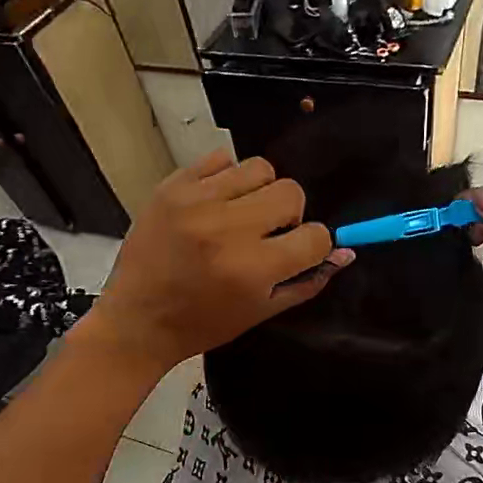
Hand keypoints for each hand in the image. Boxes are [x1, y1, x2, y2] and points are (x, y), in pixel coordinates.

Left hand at [82, 150, 352, 369]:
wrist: (137, 320)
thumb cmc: (204, 324)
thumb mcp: (263, 311)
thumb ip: (308, 281)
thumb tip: (345, 253)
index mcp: (254, 269)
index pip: (316, 237)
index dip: (315, 245)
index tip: (300, 251)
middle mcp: (228, 230)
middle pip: (292, 193)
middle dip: (291, 214)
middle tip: (270, 232)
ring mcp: (197, 203)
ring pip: (261, 168)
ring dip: (262, 191)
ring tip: (245, 214)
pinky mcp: (172, 187)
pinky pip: (221, 159)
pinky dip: (229, 177)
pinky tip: (220, 203)